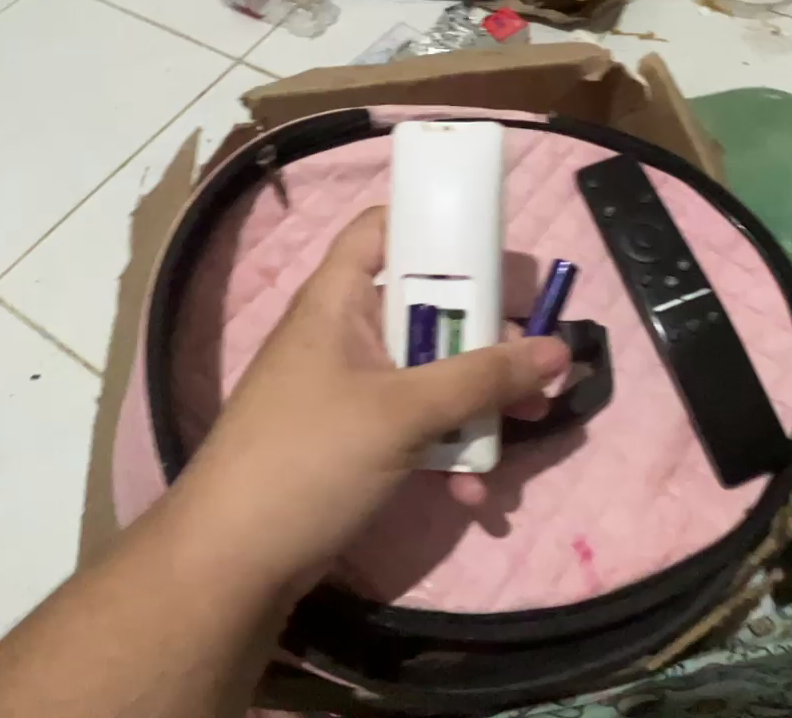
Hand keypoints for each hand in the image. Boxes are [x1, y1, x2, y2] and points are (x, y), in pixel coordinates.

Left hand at [168, 206, 569, 595]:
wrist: (232, 564)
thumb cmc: (310, 458)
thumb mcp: (403, 412)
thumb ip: (482, 379)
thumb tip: (559, 350)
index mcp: (339, 299)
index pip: (381, 229)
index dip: (433, 226)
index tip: (494, 250)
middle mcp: (346, 332)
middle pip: (426, 307)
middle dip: (485, 337)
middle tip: (535, 360)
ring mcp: (351, 386)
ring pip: (429, 370)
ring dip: (476, 400)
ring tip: (528, 423)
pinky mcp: (358, 436)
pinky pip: (416, 422)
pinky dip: (447, 446)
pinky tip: (473, 490)